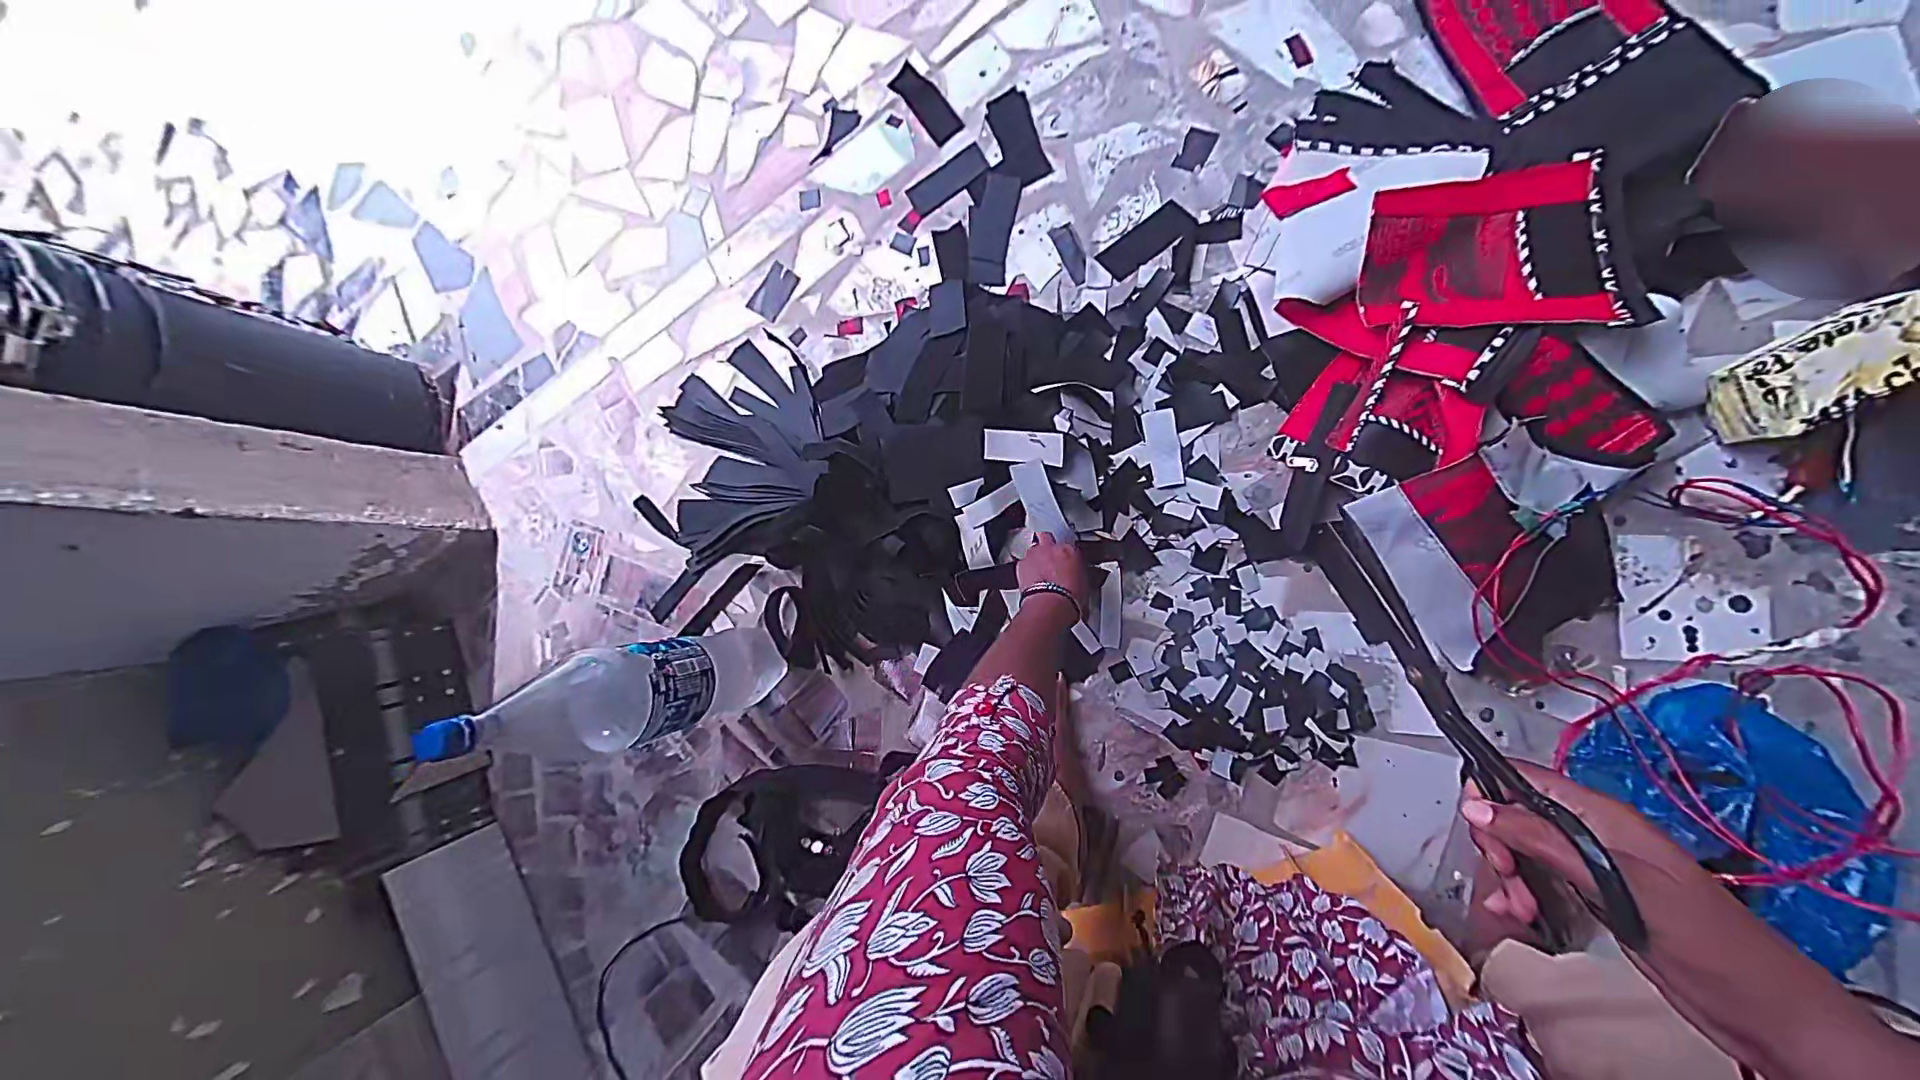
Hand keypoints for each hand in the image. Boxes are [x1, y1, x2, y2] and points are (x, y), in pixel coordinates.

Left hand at [1017, 533, 1087, 622]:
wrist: (1049, 606)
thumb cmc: (1067, 597)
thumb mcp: (1084, 584)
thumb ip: (1079, 573)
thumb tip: (1078, 578)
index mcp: (1070, 550)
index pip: (1068, 544)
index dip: (1066, 553)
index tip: (1066, 561)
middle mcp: (1050, 548)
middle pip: (1046, 537)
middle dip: (1047, 545)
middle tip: (1051, 561)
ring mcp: (1034, 554)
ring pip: (1033, 549)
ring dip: (1036, 558)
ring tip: (1040, 573)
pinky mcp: (1021, 564)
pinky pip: (1022, 562)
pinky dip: (1026, 569)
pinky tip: (1031, 580)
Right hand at [1463, 762, 1916, 1078]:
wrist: (1765, 1012)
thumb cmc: (1711, 942)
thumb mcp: (1619, 884)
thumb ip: (1543, 841)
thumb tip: (1479, 808)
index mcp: (1600, 816)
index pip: (1521, 778)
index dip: (1488, 794)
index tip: (1481, 829)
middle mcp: (1589, 833)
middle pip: (1511, 816)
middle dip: (1496, 846)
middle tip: (1506, 876)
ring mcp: (1587, 864)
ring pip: (1516, 849)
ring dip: (1505, 876)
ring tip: (1517, 905)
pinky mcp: (1587, 893)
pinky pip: (1531, 878)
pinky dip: (1515, 893)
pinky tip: (1518, 912)